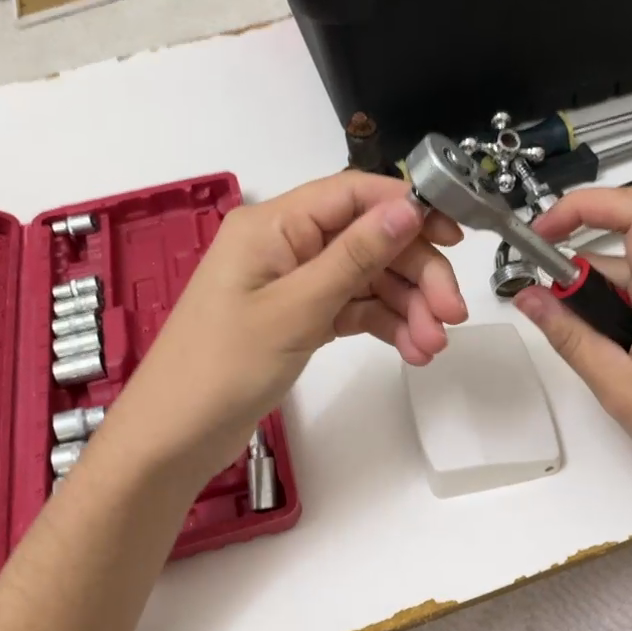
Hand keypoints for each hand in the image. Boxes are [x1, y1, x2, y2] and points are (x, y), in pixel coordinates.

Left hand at [100, 172, 466, 488]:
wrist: (176, 436)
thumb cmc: (224, 366)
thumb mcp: (296, 308)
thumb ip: (355, 256)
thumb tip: (407, 206)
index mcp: (274, 224)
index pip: (354, 195)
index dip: (408, 208)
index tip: (455, 237)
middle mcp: (286, 245)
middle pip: (369, 240)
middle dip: (416, 273)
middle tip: (452, 315)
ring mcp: (293, 283)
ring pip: (367, 279)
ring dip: (406, 307)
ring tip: (433, 347)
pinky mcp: (299, 317)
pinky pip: (353, 309)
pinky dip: (384, 325)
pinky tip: (411, 350)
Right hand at [513, 188, 631, 527]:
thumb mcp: (622, 393)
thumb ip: (571, 338)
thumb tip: (527, 295)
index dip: (583, 206)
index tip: (541, 235)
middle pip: (627, 251)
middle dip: (582, 281)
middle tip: (559, 330)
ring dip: (605, 304)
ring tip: (605, 364)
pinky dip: (629, 313)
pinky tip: (629, 361)